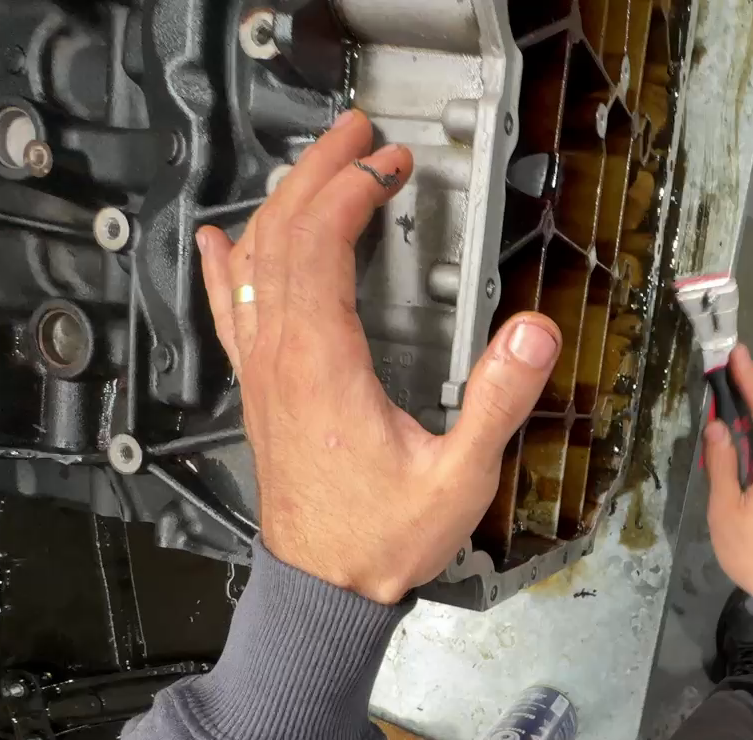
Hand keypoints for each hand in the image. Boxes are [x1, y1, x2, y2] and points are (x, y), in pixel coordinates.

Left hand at [196, 111, 562, 603]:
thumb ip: (497, 400)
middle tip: (356, 140)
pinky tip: (220, 245)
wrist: (328, 586)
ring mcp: (266, 374)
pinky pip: (232, 313)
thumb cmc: (384, 536)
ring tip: (312, 170)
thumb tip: (532, 335)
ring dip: (282, 205)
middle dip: (318, 174)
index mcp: (325, 365)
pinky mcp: (266, 394)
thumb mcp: (461, 475)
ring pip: (254, 264)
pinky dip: (227, 267)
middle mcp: (283, 358)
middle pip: (281, 234)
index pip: (321, 243)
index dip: (353, 191)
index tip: (389, 166)